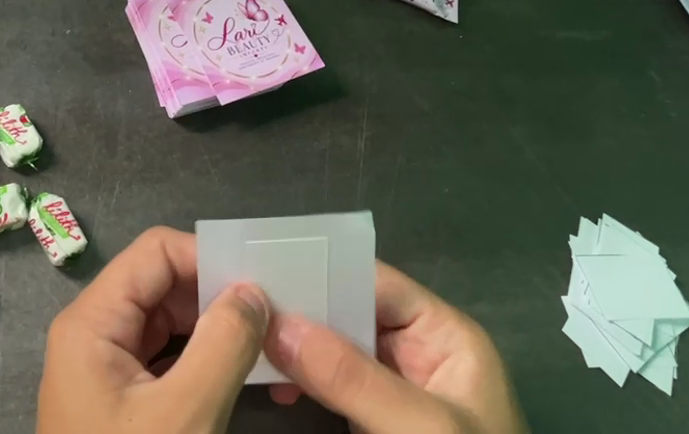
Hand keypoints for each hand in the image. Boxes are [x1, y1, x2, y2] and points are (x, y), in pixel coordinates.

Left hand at [38, 226, 269, 433]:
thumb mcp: (184, 416)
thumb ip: (222, 345)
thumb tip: (253, 290)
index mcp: (93, 320)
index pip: (155, 253)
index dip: (207, 256)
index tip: (261, 278)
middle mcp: (95, 331)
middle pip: (161, 283)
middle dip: (217, 293)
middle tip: (275, 312)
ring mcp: (106, 365)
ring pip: (168, 321)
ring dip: (216, 327)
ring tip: (270, 340)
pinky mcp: (121, 397)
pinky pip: (167, 357)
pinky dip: (205, 358)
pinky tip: (246, 371)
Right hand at [264, 261, 524, 433]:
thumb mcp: (423, 427)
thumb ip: (354, 378)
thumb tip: (277, 326)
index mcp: (445, 335)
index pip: (375, 283)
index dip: (321, 272)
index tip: (264, 270)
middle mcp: (419, 353)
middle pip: (350, 313)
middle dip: (301, 312)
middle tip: (243, 306)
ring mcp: (398, 391)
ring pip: (336, 351)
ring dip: (295, 350)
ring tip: (249, 346)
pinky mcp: (378, 425)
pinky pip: (334, 388)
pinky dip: (303, 384)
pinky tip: (273, 388)